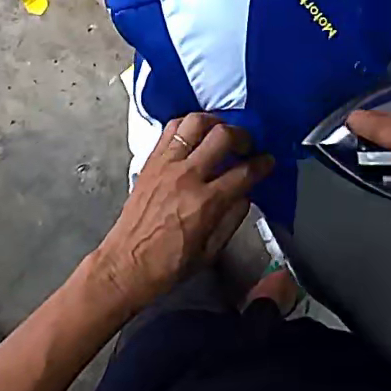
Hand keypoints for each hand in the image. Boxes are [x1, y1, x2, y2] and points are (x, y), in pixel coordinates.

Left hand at [86, 113, 270, 315]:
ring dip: (215, 123)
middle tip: (246, 146)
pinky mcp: (151, 162)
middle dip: (243, 137)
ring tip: (221, 133)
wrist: (122, 268)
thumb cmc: (168, 265)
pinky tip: (196, 136)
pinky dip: (188, 126)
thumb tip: (246, 192)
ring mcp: (166, 165)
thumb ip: (233, 217)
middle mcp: (187, 177)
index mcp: (205, 203)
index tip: (268, 161)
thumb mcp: (211, 251)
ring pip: (196, 122)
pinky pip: (171, 129)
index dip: (263, 163)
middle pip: (224, 135)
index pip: (245, 171)